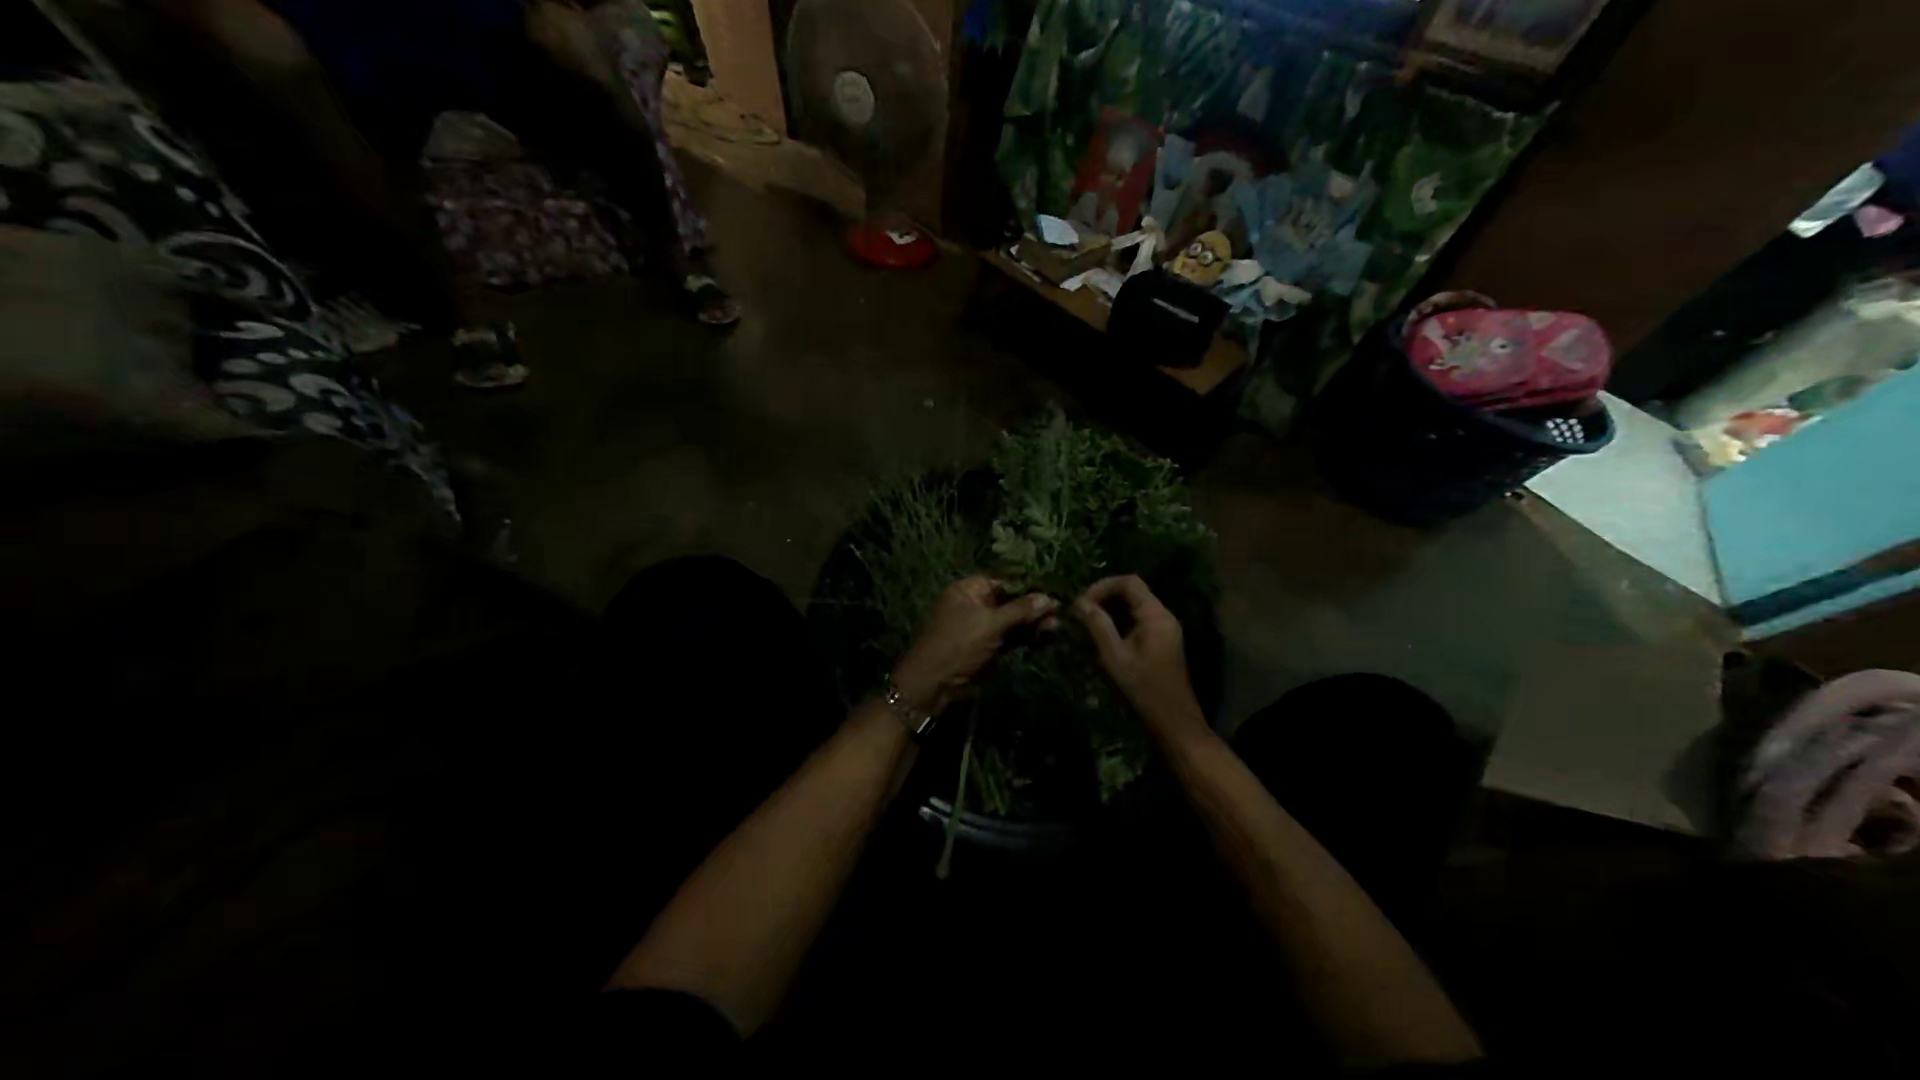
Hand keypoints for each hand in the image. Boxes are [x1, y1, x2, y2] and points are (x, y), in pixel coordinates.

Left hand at [892, 578, 1057, 714]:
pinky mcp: (988, 647)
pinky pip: (1011, 638)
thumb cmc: (958, 645)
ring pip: (1013, 621)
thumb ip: (1020, 610)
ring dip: (1034, 624)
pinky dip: (1026, 638)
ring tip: (1057, 627)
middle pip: (1011, 601)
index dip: (1028, 587)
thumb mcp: (990, 624)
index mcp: (968, 590)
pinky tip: (1046, 637)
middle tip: (1061, 613)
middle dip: (1034, 608)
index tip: (1054, 593)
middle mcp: (975, 605)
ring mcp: (982, 627)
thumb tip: (1048, 598)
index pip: (1004, 582)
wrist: (935, 684)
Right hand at [1074, 575, 1207, 742]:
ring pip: (1135, 606)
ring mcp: (1166, 628)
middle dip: (1105, 596)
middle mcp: (1164, 616)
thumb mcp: (1114, 656)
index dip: (1102, 586)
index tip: (1082, 602)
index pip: (1129, 583)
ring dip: (1111, 609)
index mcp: (1156, 615)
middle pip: (1133, 591)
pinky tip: (1104, 635)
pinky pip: (1140, 620)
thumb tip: (1079, 602)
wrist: (1173, 720)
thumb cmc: (1142, 688)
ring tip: (1088, 622)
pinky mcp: (1163, 640)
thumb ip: (1097, 625)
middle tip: (1081, 612)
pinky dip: (1120, 621)